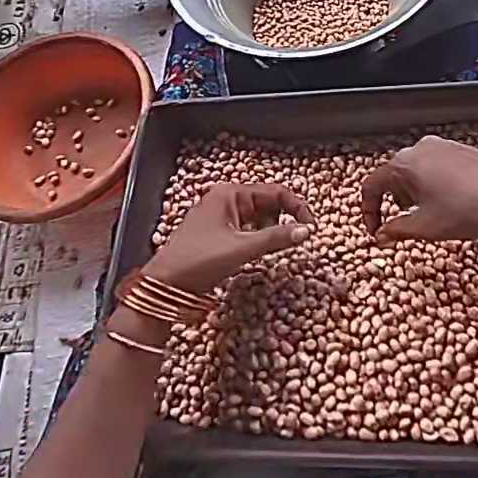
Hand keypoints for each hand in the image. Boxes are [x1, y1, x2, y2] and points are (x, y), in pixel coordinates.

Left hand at [144, 183, 315, 292]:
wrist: (165, 285)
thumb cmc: (199, 261)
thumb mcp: (242, 249)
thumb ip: (276, 238)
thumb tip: (306, 231)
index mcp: (230, 193)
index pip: (276, 192)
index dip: (298, 208)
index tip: (312, 230)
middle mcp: (225, 199)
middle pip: (268, 204)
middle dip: (284, 220)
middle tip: (296, 242)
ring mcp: (220, 216)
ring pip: (258, 219)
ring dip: (270, 232)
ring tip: (273, 250)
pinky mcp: (218, 233)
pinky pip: (246, 230)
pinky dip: (257, 240)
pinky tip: (256, 253)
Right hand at [359, 136, 477, 253]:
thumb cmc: (468, 212)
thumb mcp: (424, 228)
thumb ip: (395, 229)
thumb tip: (382, 234)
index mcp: (404, 163)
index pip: (372, 185)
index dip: (369, 212)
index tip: (376, 231)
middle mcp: (422, 148)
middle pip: (394, 176)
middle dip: (394, 202)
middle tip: (405, 224)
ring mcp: (446, 147)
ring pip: (417, 171)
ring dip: (416, 194)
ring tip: (432, 216)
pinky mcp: (465, 150)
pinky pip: (439, 167)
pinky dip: (436, 186)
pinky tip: (453, 205)